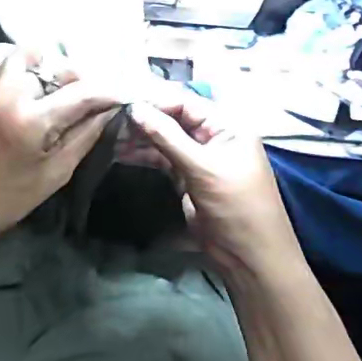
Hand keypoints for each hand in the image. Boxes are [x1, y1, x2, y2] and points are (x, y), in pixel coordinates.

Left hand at [0, 44, 122, 243]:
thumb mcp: (59, 171)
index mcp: (30, 121)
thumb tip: (111, 107)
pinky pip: (5, 54)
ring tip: (56, 86)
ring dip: (49, 65)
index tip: (120, 94)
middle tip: (84, 96)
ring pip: (31, 51)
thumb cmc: (14, 194)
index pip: (80, 92)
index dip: (106, 92)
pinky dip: (22, 60)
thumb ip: (87, 133)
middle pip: (57, 65)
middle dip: (77, 78)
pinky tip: (31, 81)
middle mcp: (9, 93)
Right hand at [124, 89, 301, 281]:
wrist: (251, 259)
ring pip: (167, 138)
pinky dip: (146, 155)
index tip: (124, 102)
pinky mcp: (190, 177)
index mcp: (227, 124)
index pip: (186, 102)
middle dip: (146, 118)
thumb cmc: (235, 206)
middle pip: (175, 118)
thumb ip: (168, 137)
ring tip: (110, 134)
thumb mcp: (202, 168)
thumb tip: (136, 108)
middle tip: (111, 118)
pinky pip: (165, 158)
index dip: (156, 101)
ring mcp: (201, 157)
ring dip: (142, 137)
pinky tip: (122, 152)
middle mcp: (214, 135)